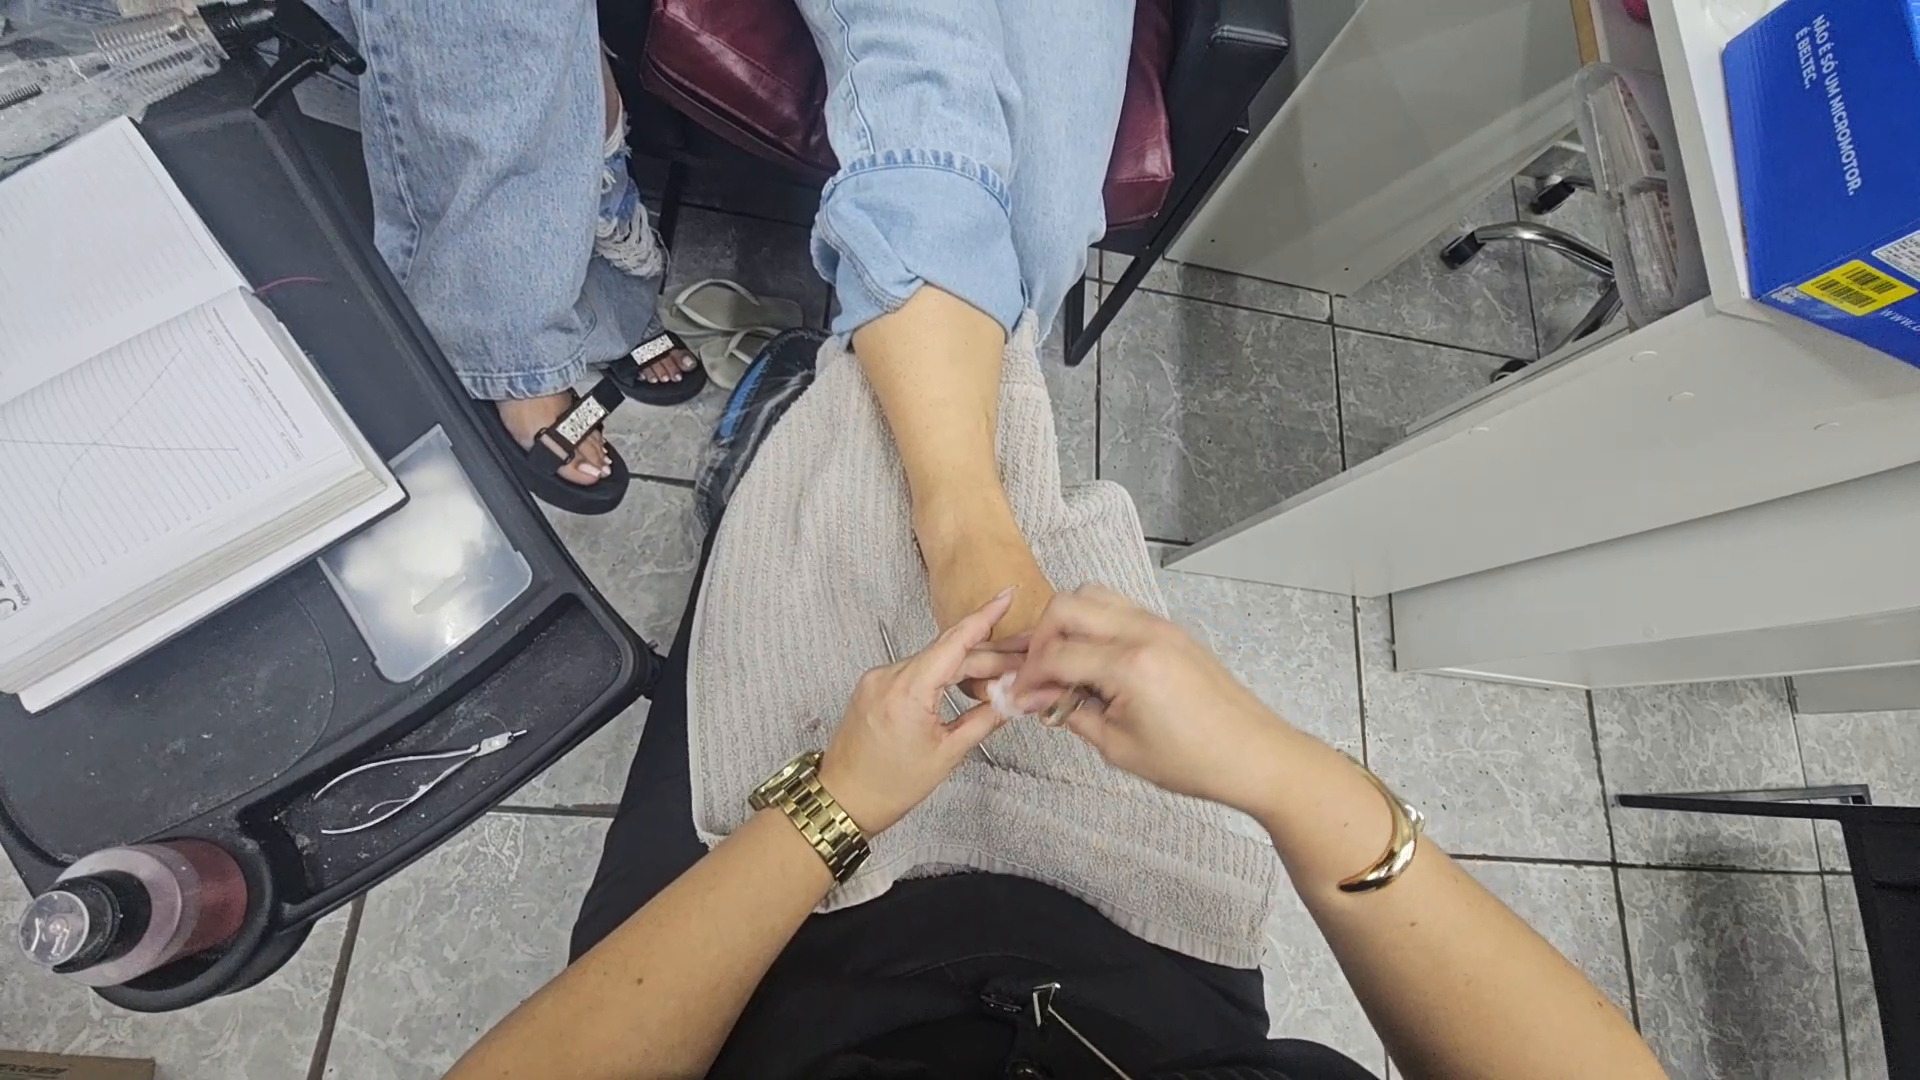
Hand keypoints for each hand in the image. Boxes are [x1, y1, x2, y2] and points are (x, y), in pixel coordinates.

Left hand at [817, 589, 1024, 834]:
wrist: (842, 799)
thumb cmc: (889, 786)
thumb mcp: (947, 753)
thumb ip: (984, 719)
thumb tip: (1013, 699)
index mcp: (907, 690)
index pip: (954, 642)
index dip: (984, 617)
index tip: (1005, 597)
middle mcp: (889, 675)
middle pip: (950, 653)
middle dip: (990, 655)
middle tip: (1024, 656)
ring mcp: (879, 677)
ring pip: (935, 660)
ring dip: (969, 665)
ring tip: (1004, 673)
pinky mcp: (876, 684)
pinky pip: (918, 669)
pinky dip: (944, 673)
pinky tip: (969, 681)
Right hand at [1009, 585, 1294, 814]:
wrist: (1255, 755)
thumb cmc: (1195, 760)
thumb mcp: (1119, 748)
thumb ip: (1072, 714)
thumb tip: (1039, 699)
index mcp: (1130, 665)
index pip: (1056, 655)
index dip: (1029, 676)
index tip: (1020, 695)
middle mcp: (1143, 632)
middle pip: (1066, 606)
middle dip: (1041, 637)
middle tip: (1038, 673)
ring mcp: (1159, 624)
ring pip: (1092, 595)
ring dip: (1067, 622)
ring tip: (1063, 661)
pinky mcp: (1169, 628)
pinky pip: (1119, 606)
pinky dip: (1094, 622)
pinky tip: (1093, 658)